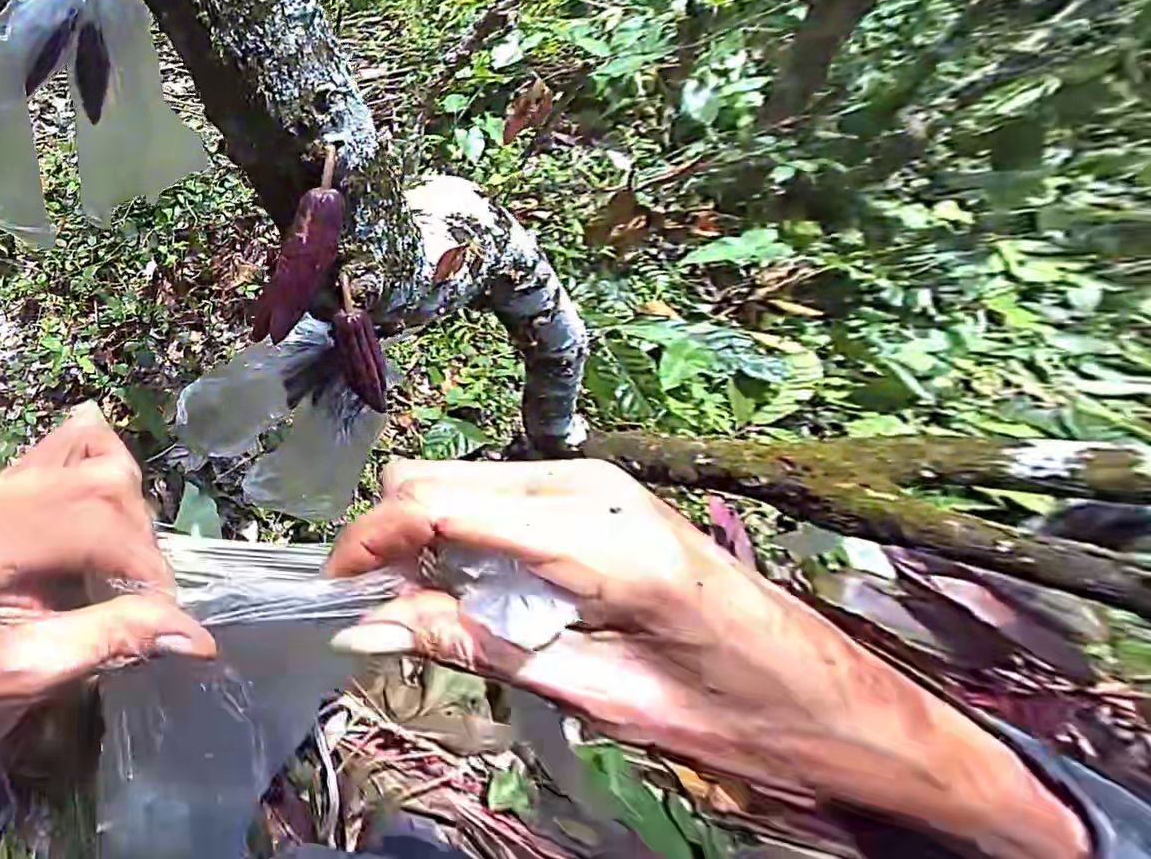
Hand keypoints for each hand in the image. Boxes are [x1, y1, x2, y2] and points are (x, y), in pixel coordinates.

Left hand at [0, 403, 215, 820]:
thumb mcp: (42, 669)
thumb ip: (118, 638)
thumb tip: (199, 638)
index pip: (94, 523)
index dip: (143, 561)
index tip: (163, 606)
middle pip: (103, 477)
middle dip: (140, 532)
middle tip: (142, 585)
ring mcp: (3, 476)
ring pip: (95, 447)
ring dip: (127, 497)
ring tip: (122, 550)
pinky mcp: (13, 473)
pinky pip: (76, 438)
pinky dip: (105, 464)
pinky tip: (104, 509)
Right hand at [325, 459, 1088, 858]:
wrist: (856, 707)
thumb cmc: (742, 719)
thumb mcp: (598, 697)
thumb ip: (472, 646)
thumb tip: (365, 629)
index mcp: (599, 539)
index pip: (442, 508)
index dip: (372, 540)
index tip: (336, 586)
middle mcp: (583, 483)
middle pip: (433, 479)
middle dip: (389, 537)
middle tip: (383, 607)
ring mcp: (584, 474)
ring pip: (450, 477)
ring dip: (419, 535)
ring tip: (432, 603)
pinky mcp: (583, 482)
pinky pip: (483, 489)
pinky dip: (454, 530)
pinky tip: (474, 583)